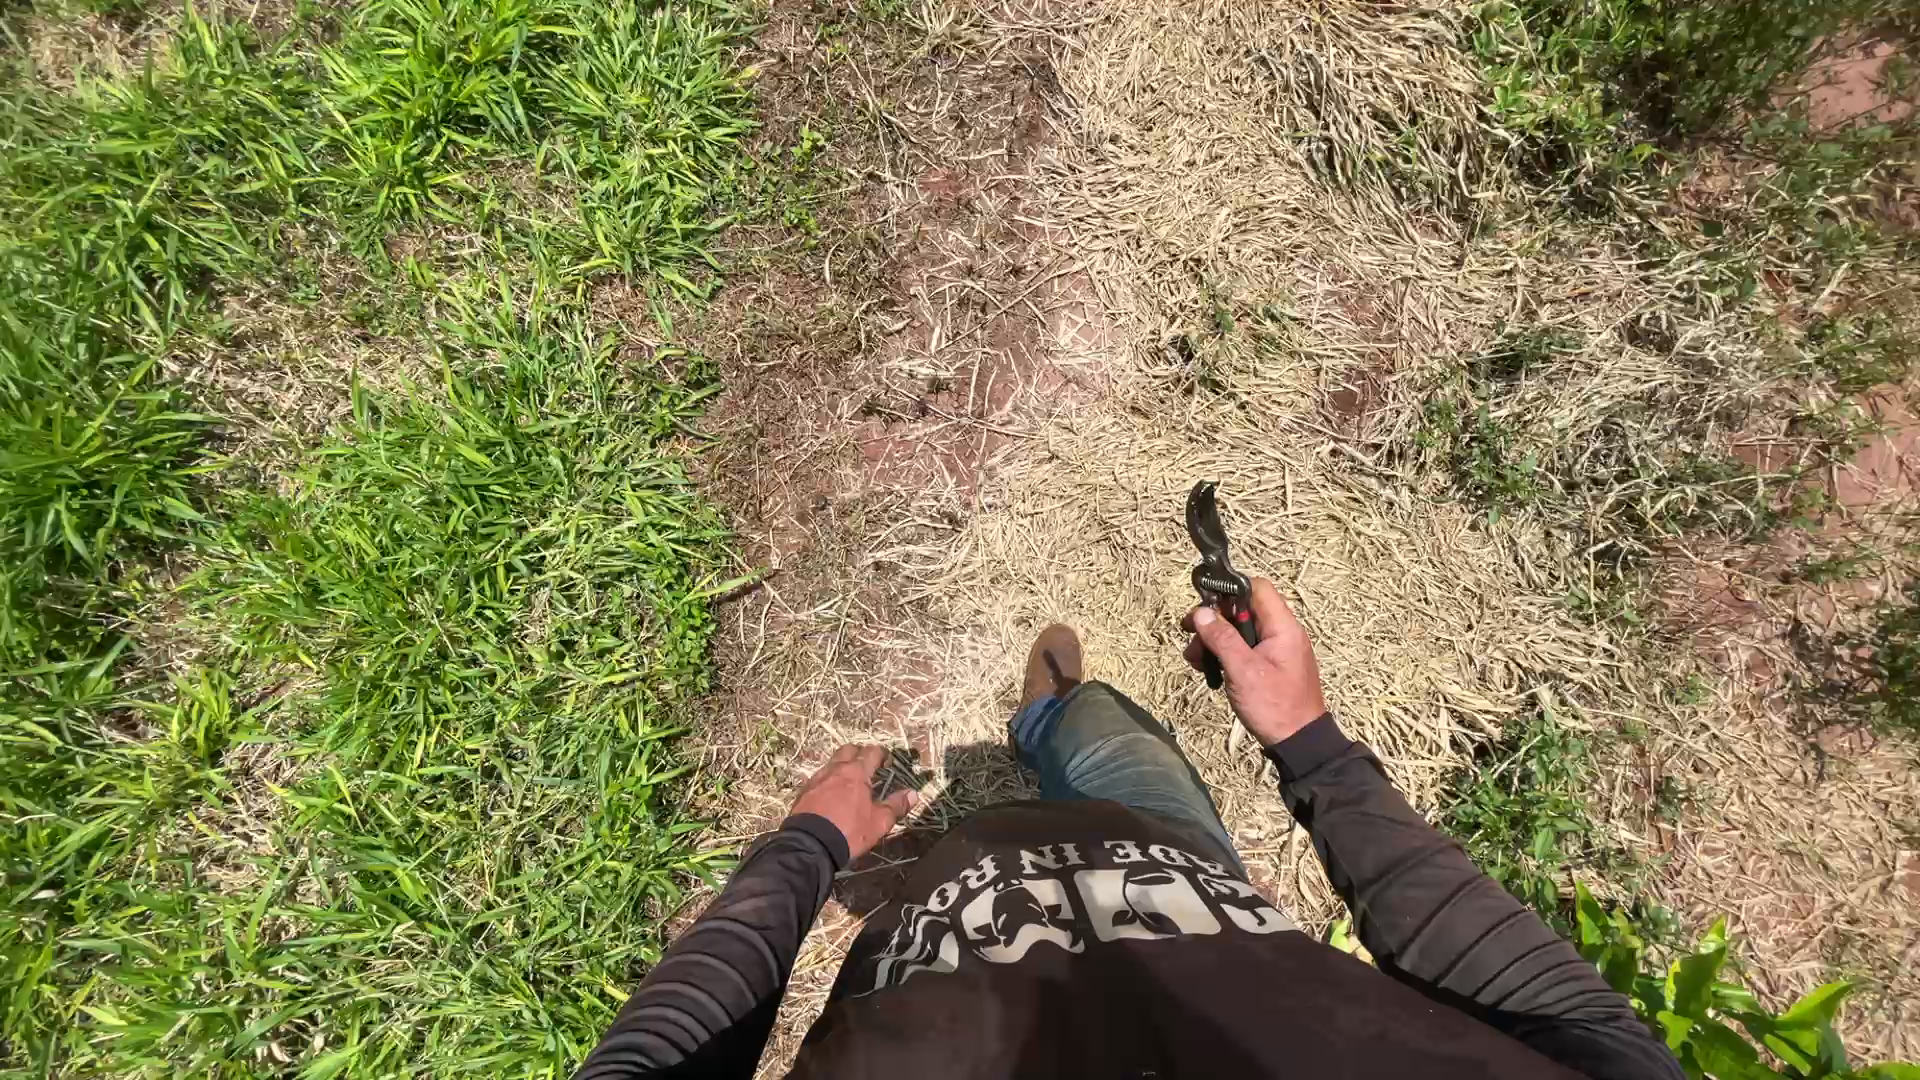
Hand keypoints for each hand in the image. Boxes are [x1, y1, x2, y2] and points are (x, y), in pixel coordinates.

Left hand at [789, 744, 917, 860]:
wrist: (809, 845)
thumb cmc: (849, 830)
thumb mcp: (878, 822)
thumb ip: (896, 806)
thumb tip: (913, 794)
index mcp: (856, 772)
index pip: (871, 752)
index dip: (881, 754)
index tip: (886, 760)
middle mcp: (836, 769)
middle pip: (848, 750)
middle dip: (859, 753)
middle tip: (867, 766)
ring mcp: (817, 778)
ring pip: (832, 763)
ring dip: (842, 766)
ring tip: (848, 781)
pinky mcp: (804, 791)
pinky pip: (819, 778)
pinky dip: (828, 780)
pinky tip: (830, 794)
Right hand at [1184, 577, 1327, 746]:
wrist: (1299, 744)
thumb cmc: (1273, 705)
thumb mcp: (1243, 670)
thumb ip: (1222, 639)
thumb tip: (1201, 612)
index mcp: (1283, 627)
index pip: (1257, 588)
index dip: (1229, 591)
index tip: (1205, 607)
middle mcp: (1281, 633)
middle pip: (1242, 610)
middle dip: (1214, 621)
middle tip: (1190, 634)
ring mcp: (1275, 649)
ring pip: (1238, 630)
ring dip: (1214, 640)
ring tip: (1195, 659)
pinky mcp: (1269, 665)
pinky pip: (1243, 648)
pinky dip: (1223, 654)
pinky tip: (1207, 668)